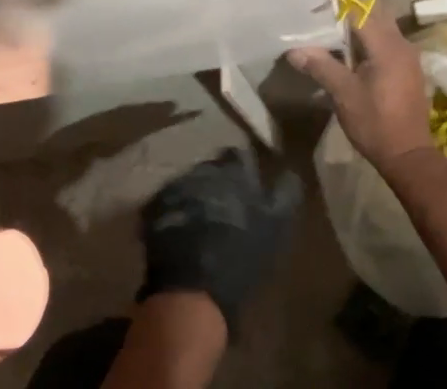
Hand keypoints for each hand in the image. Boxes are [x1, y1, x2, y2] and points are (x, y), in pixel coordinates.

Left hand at [136, 149, 300, 333]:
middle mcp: (204, 172)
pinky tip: (178, 228)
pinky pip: (167, 202)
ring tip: (200, 216)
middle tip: (224, 201)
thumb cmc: (241, 259)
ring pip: (189, 183)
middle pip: (212, 167)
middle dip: (217, 179)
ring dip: (196, 194)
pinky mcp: (155, 209)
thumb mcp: (276, 228)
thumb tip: (291, 173)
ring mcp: (177, 189)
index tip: (247, 180)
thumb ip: (285, 196)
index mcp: (236, 173)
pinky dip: (174, 210)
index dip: (244, 166)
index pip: (240, 156)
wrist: (192, 291)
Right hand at [286, 0, 433, 172]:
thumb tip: (295, 49)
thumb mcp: (344, 95)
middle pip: (374, 8)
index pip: (361, 6)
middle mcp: (399, 43)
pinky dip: (366, 27)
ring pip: (380, 22)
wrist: (409, 155)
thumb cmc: (376, 124)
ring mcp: (405, 55)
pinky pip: (383, 36)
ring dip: (360, 10)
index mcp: (385, 45)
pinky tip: (350, 34)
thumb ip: (322, 67)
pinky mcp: (405, 66)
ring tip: (334, 1)